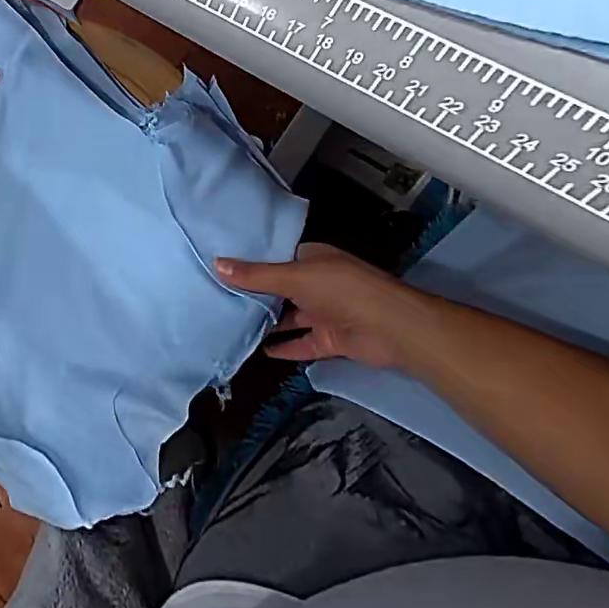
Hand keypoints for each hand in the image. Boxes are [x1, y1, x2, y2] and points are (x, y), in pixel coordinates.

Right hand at [217, 243, 421, 366]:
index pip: (277, 256)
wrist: (392, 327)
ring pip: (290, 316)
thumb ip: (256, 276)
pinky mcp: (331, 338)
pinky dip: (286, 347)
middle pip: (281, 287)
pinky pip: (302, 343)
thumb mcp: (294, 277)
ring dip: (269, 321)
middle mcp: (317, 282)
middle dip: (256, 293)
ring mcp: (325, 311)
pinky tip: (262, 351)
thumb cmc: (342, 289)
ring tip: (234, 323)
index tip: (222, 264)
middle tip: (219, 295)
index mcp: (312, 258)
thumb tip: (216, 264)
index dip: (252, 260)